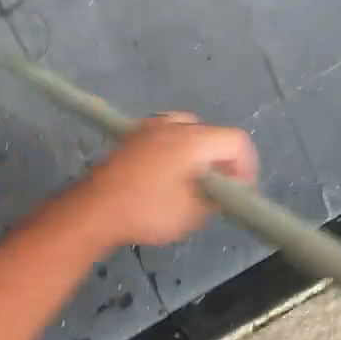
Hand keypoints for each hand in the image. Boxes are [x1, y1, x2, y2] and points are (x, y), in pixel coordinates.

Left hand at [74, 114, 259, 246]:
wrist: (94, 210)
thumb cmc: (146, 212)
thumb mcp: (191, 214)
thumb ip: (214, 199)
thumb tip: (220, 191)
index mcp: (193, 140)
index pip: (236, 141)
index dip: (247, 165)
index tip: (241, 191)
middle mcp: (173, 125)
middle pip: (211, 133)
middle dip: (221, 159)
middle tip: (219, 186)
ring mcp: (148, 128)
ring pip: (186, 131)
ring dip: (197, 152)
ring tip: (193, 180)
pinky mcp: (131, 138)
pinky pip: (164, 136)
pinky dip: (174, 150)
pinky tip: (167, 175)